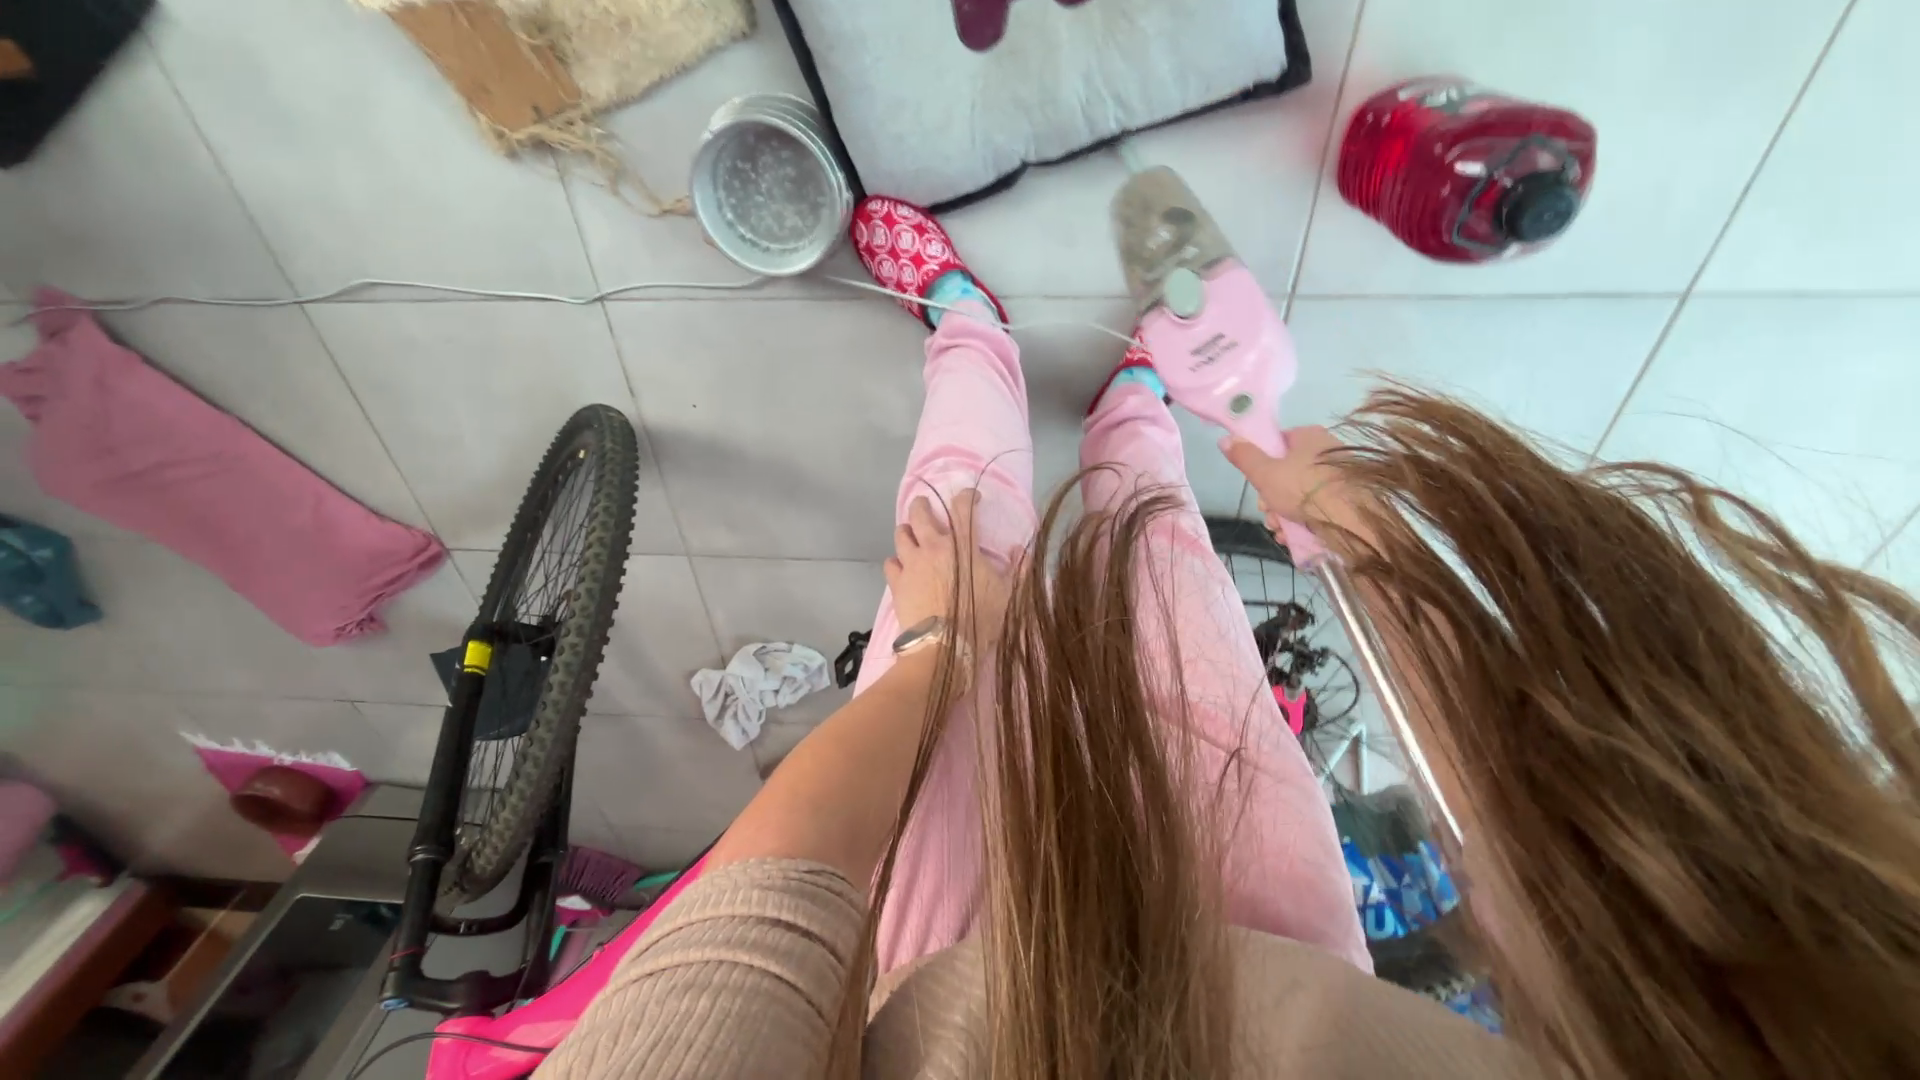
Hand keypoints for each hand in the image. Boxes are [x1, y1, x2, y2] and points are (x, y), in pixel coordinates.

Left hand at [884, 489, 1019, 647]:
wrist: (944, 646)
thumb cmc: (980, 619)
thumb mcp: (1009, 595)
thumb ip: (1018, 569)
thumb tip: (1022, 549)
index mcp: (962, 546)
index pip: (963, 508)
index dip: (967, 496)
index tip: (972, 499)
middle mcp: (933, 547)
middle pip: (920, 513)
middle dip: (923, 505)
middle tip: (926, 506)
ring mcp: (911, 563)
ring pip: (901, 534)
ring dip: (907, 531)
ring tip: (911, 536)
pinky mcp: (897, 582)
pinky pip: (890, 563)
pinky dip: (896, 561)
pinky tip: (902, 568)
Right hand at [1221, 427, 1355, 536]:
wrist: (1351, 522)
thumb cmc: (1303, 490)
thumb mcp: (1265, 474)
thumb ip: (1244, 457)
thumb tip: (1226, 438)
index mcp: (1310, 437)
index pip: (1278, 442)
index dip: (1262, 462)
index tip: (1256, 481)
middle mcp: (1328, 452)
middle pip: (1286, 472)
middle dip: (1270, 496)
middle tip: (1267, 510)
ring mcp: (1339, 477)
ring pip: (1299, 494)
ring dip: (1282, 513)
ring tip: (1279, 529)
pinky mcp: (1348, 501)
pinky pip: (1316, 508)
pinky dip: (1301, 521)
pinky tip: (1293, 535)